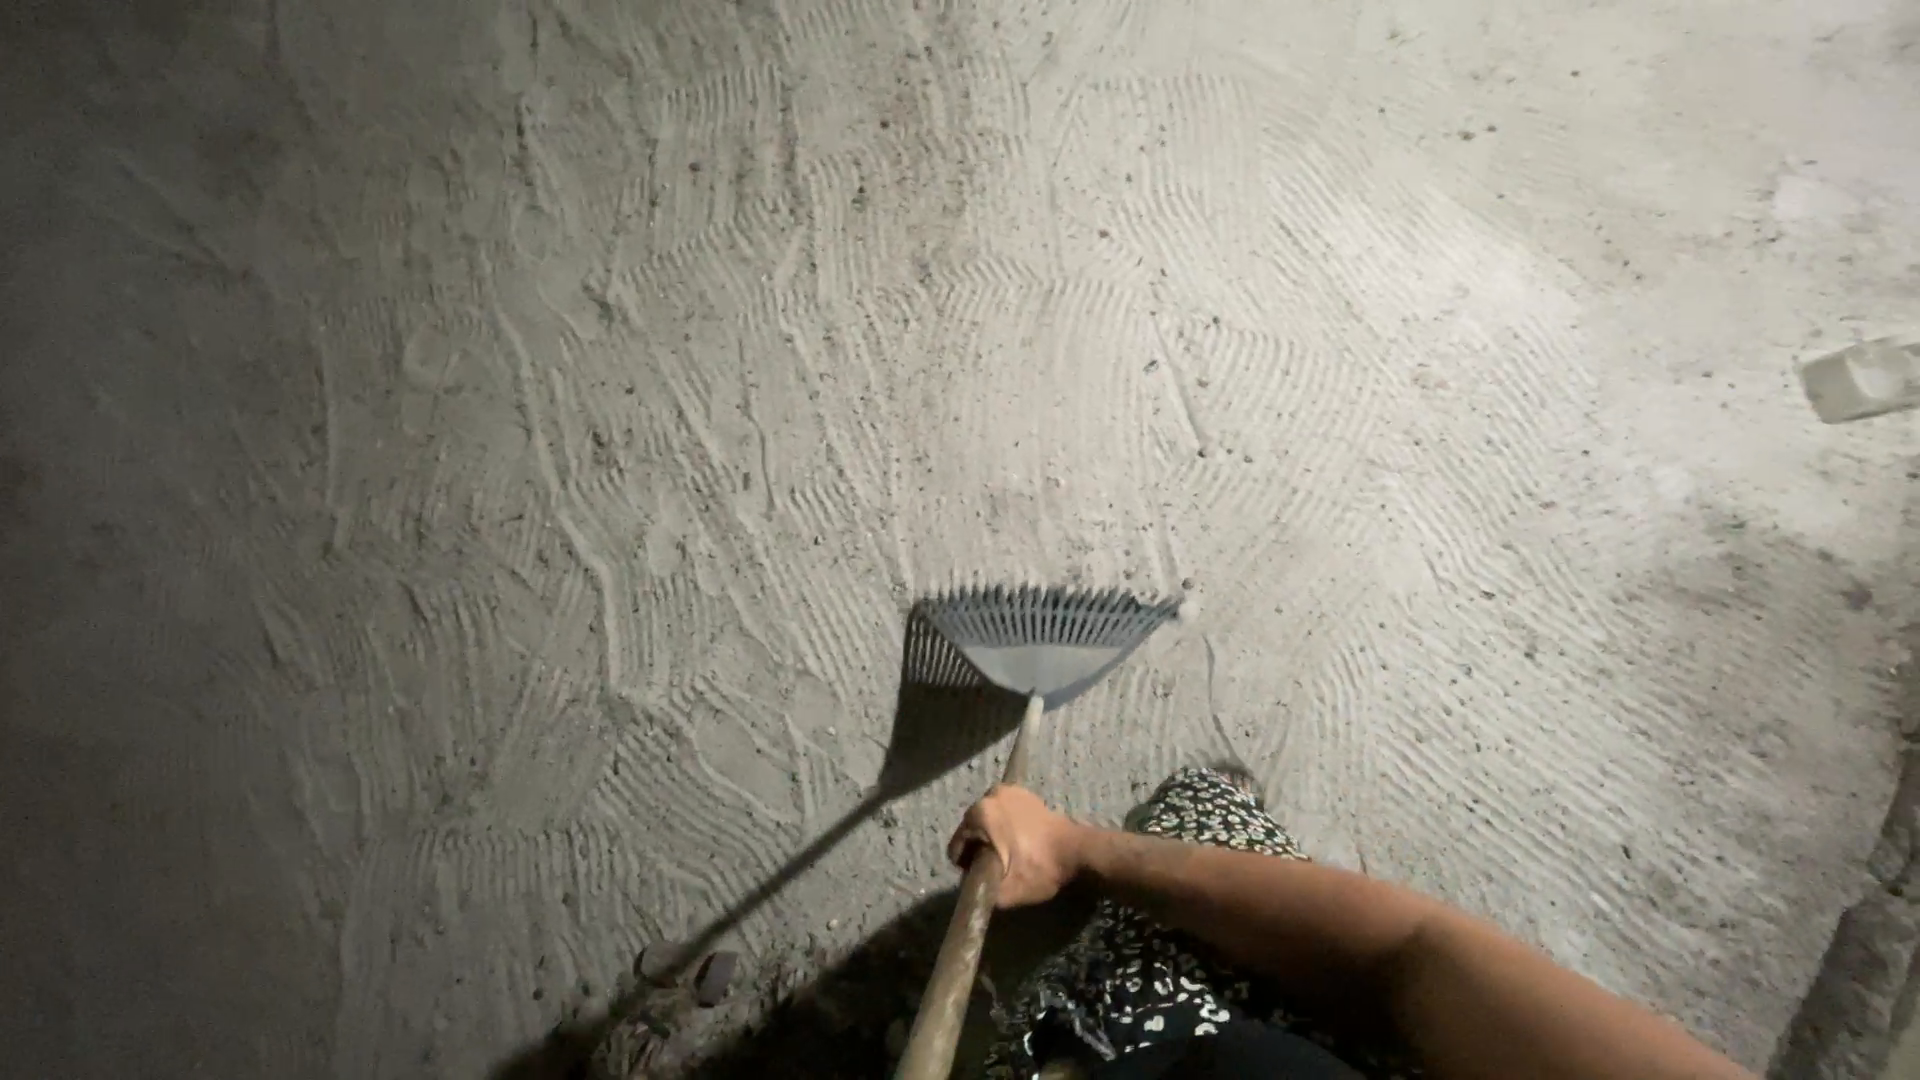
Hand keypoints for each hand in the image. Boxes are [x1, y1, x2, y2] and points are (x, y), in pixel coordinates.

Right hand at [946, 784, 1086, 907]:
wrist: (1076, 851)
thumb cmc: (1038, 869)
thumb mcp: (1005, 892)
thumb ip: (978, 892)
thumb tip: (970, 887)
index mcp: (979, 813)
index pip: (957, 845)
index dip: (966, 866)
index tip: (984, 876)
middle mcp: (990, 794)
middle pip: (970, 829)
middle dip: (978, 849)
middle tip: (998, 867)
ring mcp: (1008, 790)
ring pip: (986, 820)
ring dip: (992, 837)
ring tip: (1010, 856)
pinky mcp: (1024, 792)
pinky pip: (1002, 812)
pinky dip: (1005, 826)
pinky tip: (1019, 842)